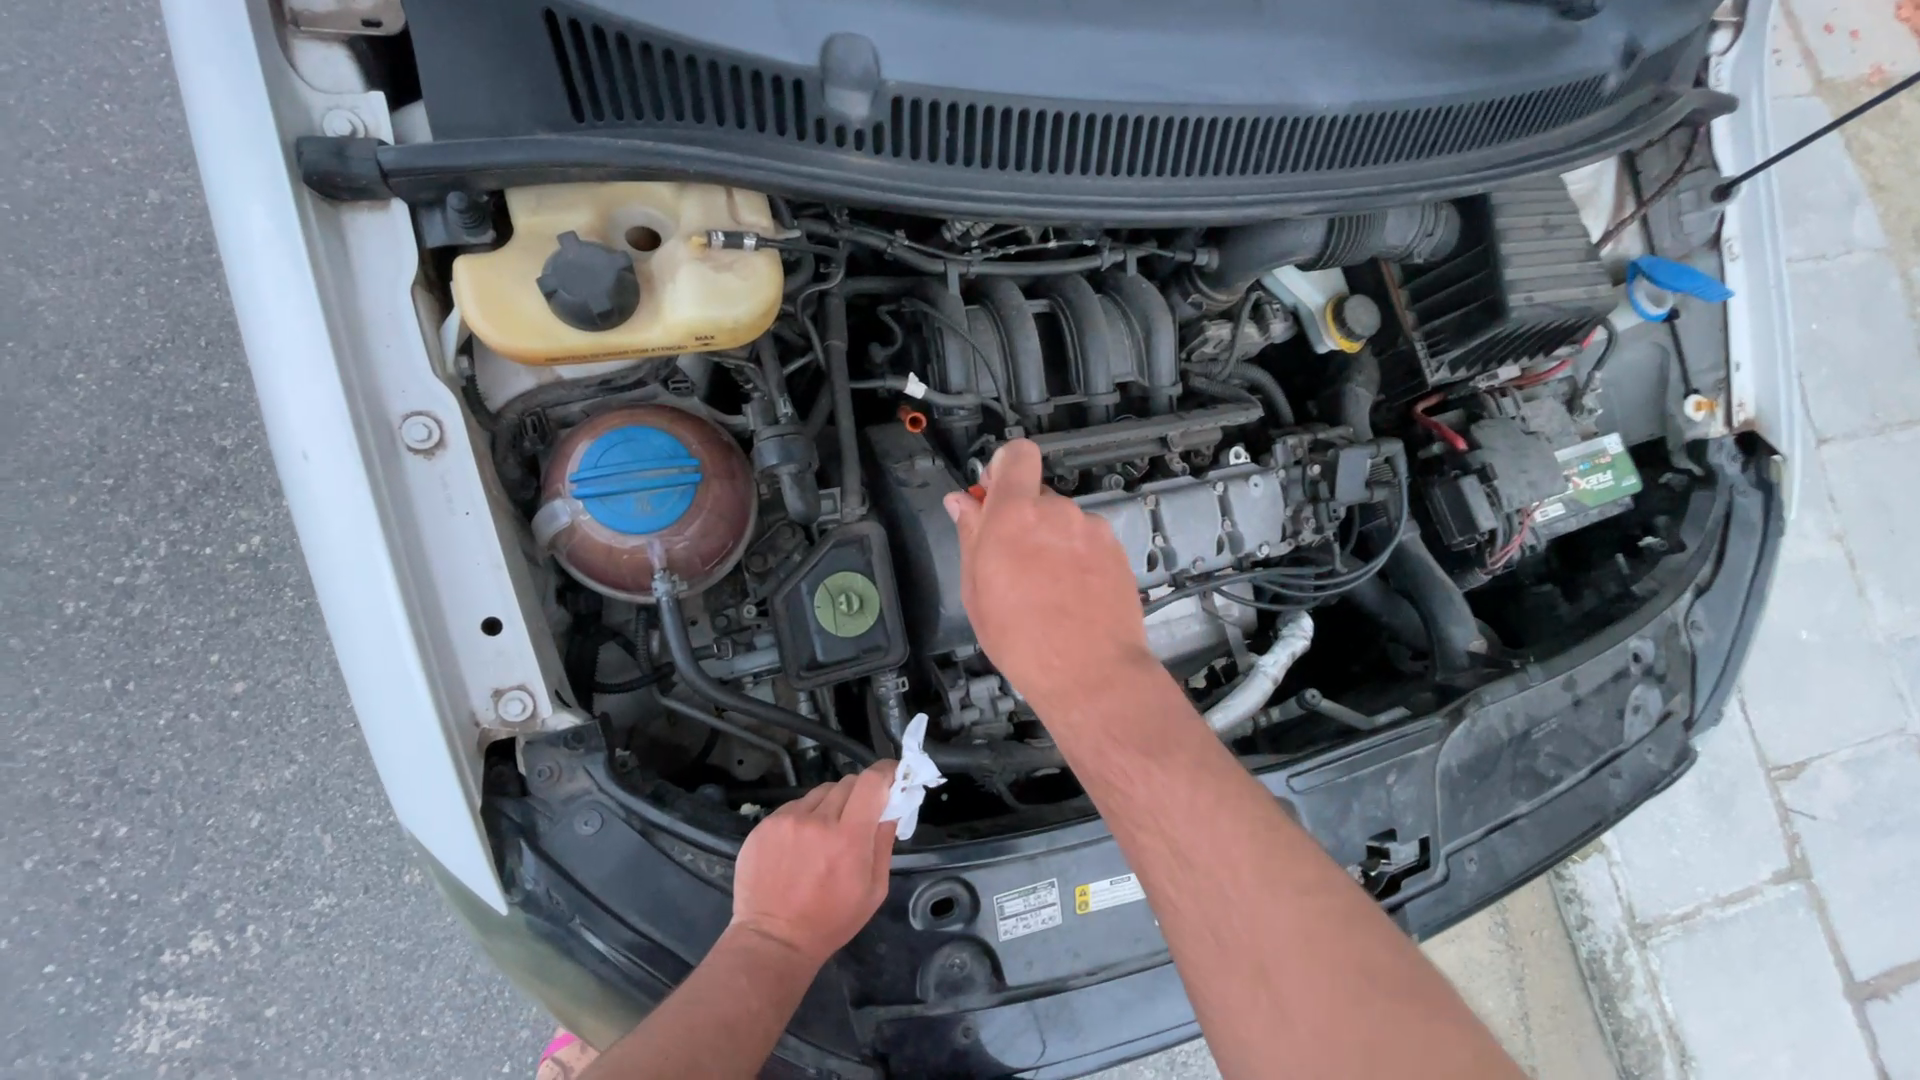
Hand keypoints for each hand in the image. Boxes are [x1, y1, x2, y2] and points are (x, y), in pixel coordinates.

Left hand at [730, 761, 897, 967]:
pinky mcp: (764, 825)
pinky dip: (805, 816)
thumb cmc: (831, 920)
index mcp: (848, 838)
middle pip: (847, 782)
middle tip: (859, 815)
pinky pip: (795, 806)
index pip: (871, 782)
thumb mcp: (874, 890)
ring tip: (826, 833)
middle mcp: (817, 821)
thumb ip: (884, 843)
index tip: (892, 774)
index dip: (885, 772)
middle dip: (860, 793)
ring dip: (831, 804)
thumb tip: (891, 808)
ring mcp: (786, 820)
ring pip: (820, 792)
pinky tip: (801, 843)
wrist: (773, 940)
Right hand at [943, 439, 1157, 717]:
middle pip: (1037, 496)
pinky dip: (1077, 558)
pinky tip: (1071, 594)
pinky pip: (1087, 541)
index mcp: (1015, 514)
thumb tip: (963, 502)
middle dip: (1023, 519)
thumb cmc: (1022, 638)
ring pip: (1063, 522)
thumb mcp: (977, 589)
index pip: (1016, 455)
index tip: (993, 495)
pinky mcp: (1116, 550)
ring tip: (1045, 588)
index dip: (1003, 468)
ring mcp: (1092, 529)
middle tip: (1012, 563)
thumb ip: (971, 535)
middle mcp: (1058, 511)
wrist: (1090, 672)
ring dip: (1051, 541)